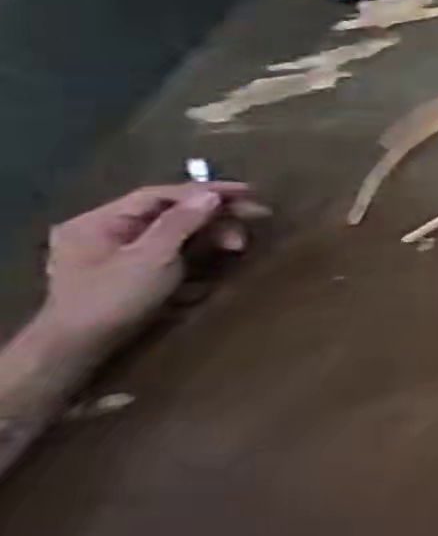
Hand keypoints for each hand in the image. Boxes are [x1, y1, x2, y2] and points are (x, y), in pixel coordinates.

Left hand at [35, 183, 267, 354]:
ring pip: (175, 232)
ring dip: (212, 235)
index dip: (205, 191)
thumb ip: (181, 223)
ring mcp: (118, 251)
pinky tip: (218, 258)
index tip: (249, 192)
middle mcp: (106, 230)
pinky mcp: (132, 269)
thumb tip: (212, 196)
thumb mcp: (152, 256)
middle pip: (171, 212)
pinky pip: (172, 250)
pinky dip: (198, 250)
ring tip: (238, 247)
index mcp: (100, 221)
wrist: (82, 344)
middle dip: (215, 216)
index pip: (160, 195)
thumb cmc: (114, 296)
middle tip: (256, 219)